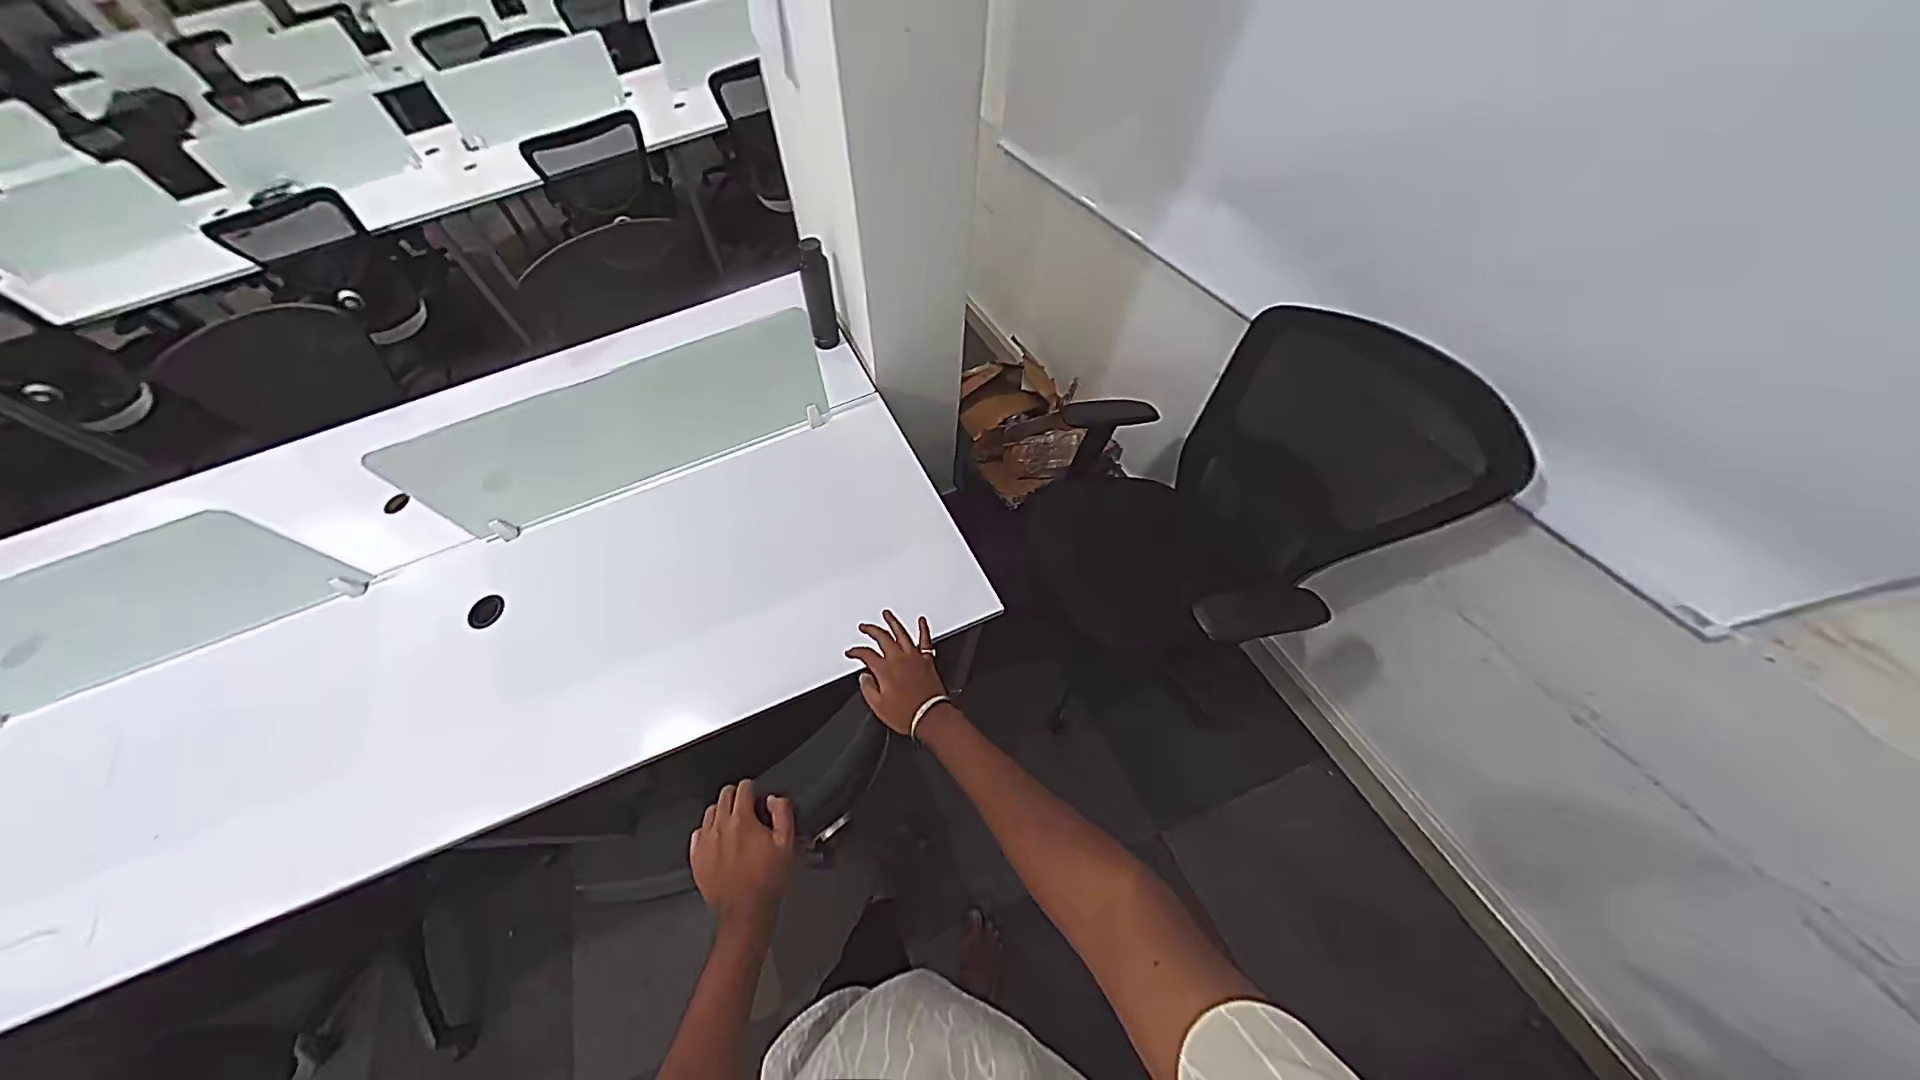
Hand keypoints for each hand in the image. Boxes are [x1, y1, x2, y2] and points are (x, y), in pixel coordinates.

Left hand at [689, 779, 796, 924]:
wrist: (745, 911)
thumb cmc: (767, 880)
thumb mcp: (786, 843)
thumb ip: (783, 813)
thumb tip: (774, 799)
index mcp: (742, 821)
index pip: (743, 788)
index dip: (752, 788)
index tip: (755, 794)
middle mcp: (720, 828)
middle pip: (724, 796)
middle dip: (736, 796)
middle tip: (746, 805)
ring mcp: (705, 843)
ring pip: (710, 813)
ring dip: (722, 812)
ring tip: (734, 822)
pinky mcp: (696, 859)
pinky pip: (697, 834)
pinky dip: (708, 831)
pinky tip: (719, 839)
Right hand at [845, 610, 945, 735]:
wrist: (930, 717)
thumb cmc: (906, 714)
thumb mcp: (878, 706)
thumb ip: (868, 688)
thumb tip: (864, 678)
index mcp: (884, 669)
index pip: (866, 654)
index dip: (856, 652)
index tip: (852, 652)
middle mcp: (899, 659)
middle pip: (882, 637)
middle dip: (871, 630)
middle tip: (864, 627)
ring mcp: (914, 657)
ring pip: (902, 633)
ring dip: (893, 622)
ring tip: (887, 614)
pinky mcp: (927, 661)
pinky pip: (925, 640)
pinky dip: (924, 629)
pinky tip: (922, 620)